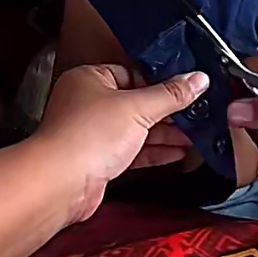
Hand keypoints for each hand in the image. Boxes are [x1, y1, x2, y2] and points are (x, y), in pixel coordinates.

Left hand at [30, 65, 206, 221]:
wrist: (61, 183)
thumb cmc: (85, 137)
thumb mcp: (138, 108)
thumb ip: (171, 94)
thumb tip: (197, 79)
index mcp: (90, 79)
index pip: (132, 73)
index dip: (160, 82)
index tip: (186, 87)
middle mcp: (88, 103)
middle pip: (136, 103)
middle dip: (167, 112)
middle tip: (194, 113)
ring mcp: (93, 133)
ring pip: (136, 129)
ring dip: (164, 134)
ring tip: (192, 135)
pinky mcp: (99, 160)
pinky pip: (132, 151)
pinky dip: (154, 152)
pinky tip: (176, 153)